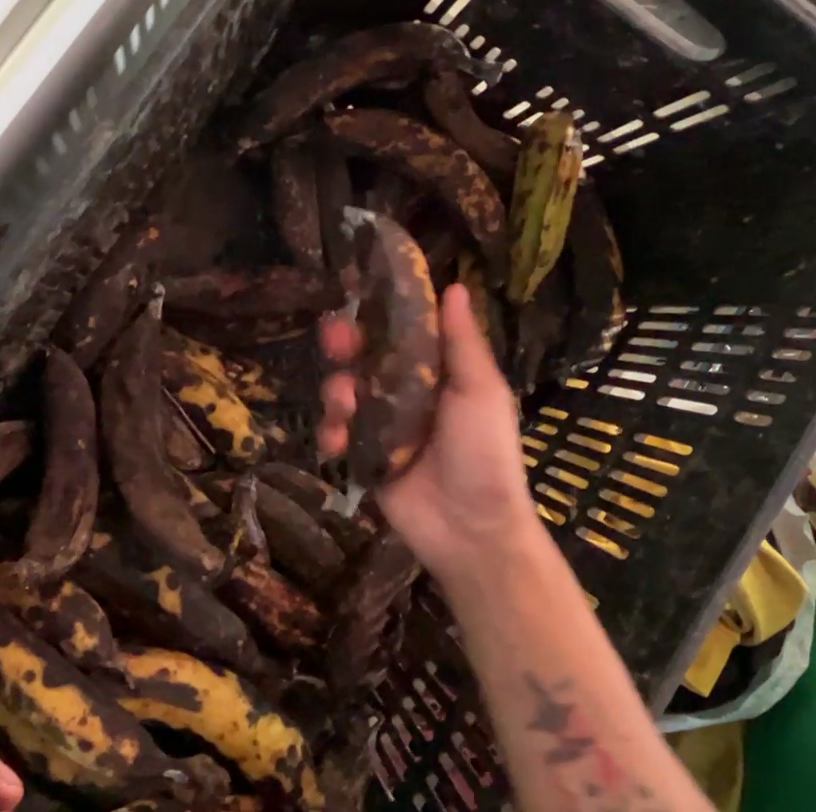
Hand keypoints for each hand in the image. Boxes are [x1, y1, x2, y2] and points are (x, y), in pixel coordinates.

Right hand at [318, 283, 546, 585]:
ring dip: (336, 391)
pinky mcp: (364, 456)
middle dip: (345, 347)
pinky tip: (336, 442)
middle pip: (365, 359)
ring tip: (345, 405)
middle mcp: (407, 394)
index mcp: (438, 374)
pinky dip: (331, 433)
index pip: (402, 333)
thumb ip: (463, 341)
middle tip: (333, 340)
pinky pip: (336, 433)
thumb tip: (454, 286)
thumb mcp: (481, 391)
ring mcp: (383, 426)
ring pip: (345, 392)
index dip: (379, 315)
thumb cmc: (484, 452)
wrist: (471, 529)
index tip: (358, 295)